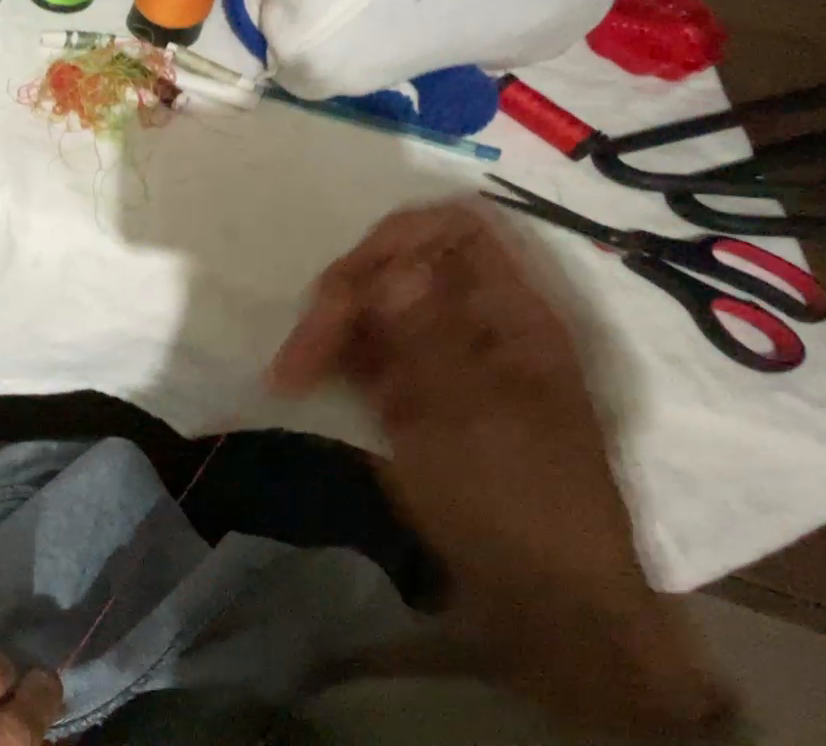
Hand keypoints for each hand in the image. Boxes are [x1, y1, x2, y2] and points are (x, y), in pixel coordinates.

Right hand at [269, 201, 729, 733]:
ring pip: (364, 305)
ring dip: (321, 330)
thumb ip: (432, 337)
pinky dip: (321, 357)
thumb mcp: (474, 419)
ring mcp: (436, 354)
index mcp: (513, 314)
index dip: (397, 238)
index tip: (349, 286)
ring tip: (289, 376)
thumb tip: (395, 265)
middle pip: (393, 264)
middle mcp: (471, 321)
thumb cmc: (518, 503)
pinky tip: (294, 383)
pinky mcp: (405, 387)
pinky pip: (354, 348)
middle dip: (340, 296)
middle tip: (302, 352)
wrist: (536, 594)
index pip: (456, 230)